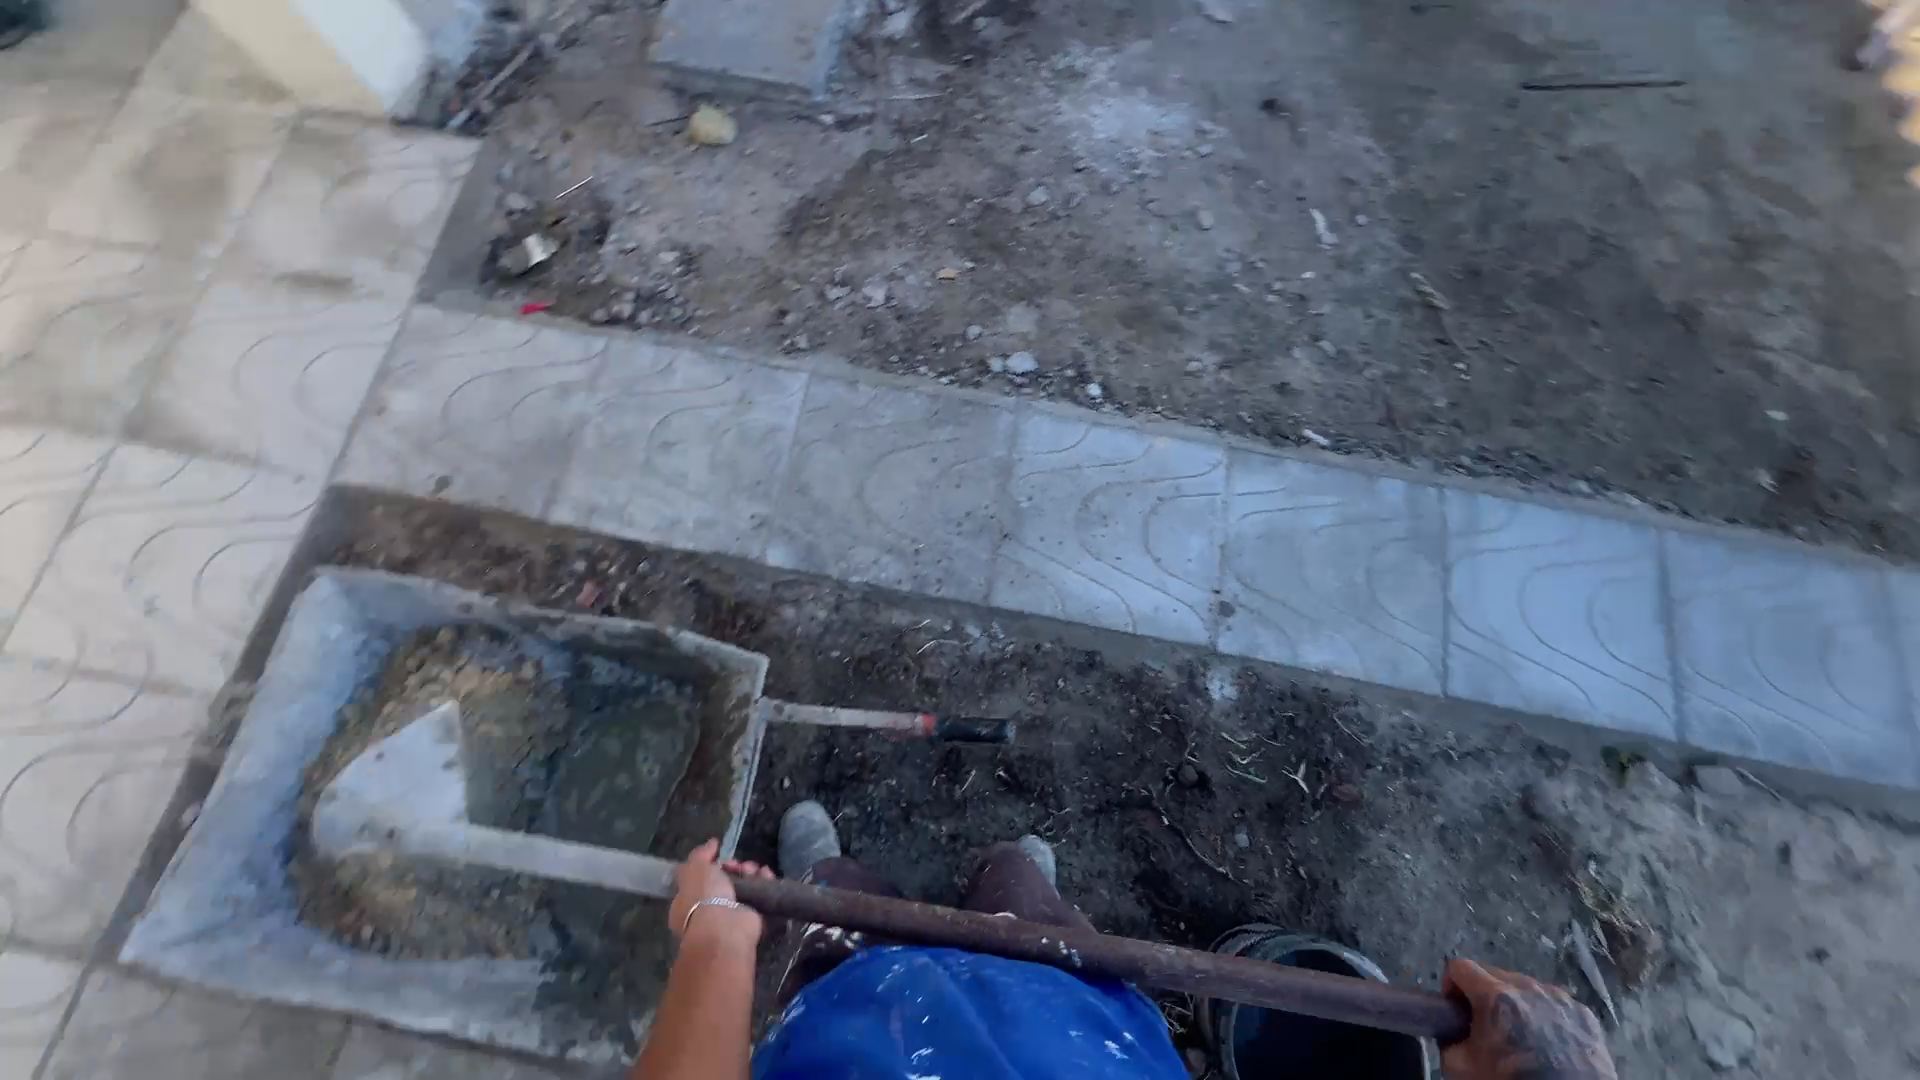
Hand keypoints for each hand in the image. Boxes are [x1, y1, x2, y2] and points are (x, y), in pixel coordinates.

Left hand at [669, 839, 773, 945]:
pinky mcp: (751, 920)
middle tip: (740, 865)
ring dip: (751, 873)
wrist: (724, 928)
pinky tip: (766, 875)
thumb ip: (701, 854)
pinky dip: (764, 883)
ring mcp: (730, 917)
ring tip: (754, 869)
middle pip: (725, 881)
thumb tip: (712, 843)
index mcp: (687, 902)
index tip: (722, 859)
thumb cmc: (703, 897)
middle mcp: (707, 911)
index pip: (701, 879)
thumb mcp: (694, 868)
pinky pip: (759, 896)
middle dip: (735, 868)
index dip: (713, 866)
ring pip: (744, 887)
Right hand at [1441, 958, 1616, 1079]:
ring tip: (1521, 1033)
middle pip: (1492, 974)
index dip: (1452, 985)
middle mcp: (1527, 988)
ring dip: (1514, 1001)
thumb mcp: (1461, 1067)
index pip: (1459, 966)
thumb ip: (1447, 1038)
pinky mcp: (1584, 1014)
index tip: (1456, 1008)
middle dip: (1483, 994)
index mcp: (1495, 996)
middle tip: (1486, 1026)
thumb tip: (1450, 1029)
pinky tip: (1547, 1040)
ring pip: (1524, 985)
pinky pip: (1552, 1001)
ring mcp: (1559, 999)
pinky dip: (1543, 1013)